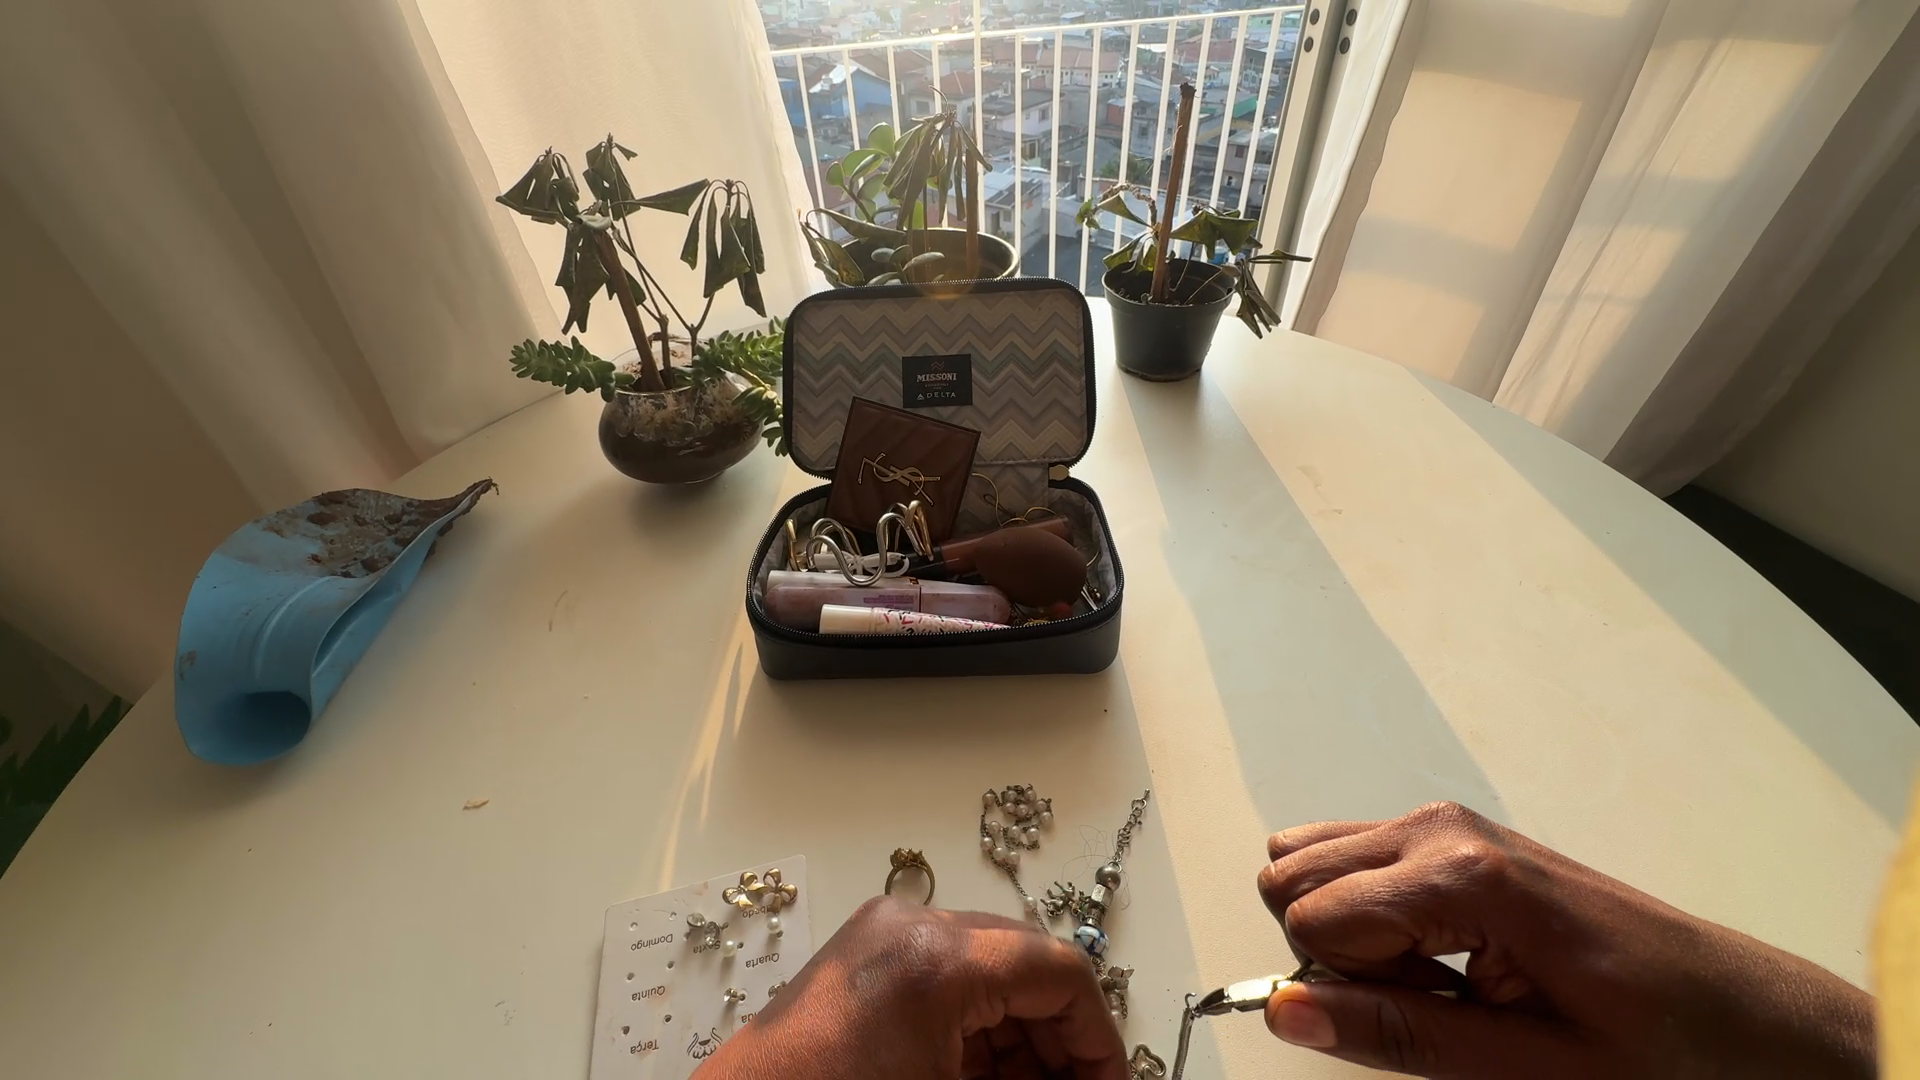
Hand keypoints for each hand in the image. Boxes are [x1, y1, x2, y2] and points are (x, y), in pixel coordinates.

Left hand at [697, 895, 1126, 1079]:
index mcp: (938, 956)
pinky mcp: (865, 955)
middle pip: (1024, 965)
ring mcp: (883, 932)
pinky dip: (975, 1032)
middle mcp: (912, 923)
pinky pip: (945, 982)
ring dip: (1019, 1040)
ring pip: (987, 972)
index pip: (1058, 969)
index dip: (1098, 1039)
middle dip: (1057, 1041)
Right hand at [1256, 802, 1875, 1078]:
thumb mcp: (1530, 1068)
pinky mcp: (1435, 826)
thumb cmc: (1659, 1053)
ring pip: (1300, 857)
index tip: (1427, 1013)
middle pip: (1291, 877)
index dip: (1345, 985)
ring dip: (1339, 923)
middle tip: (1427, 992)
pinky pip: (1334, 848)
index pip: (1312, 917)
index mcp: (1460, 874)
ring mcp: (1431, 818)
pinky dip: (1352, 899)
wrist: (1747, 1012)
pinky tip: (1423, 938)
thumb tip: (1279, 1011)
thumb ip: (1397, 1033)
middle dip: (1333, 949)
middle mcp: (1430, 825)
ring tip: (1429, 967)